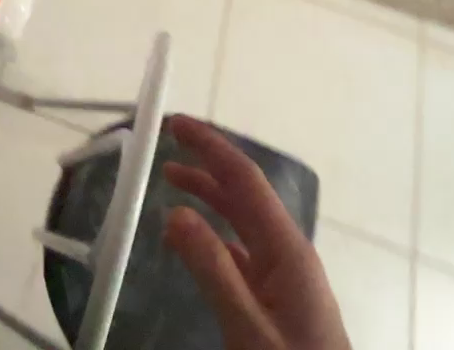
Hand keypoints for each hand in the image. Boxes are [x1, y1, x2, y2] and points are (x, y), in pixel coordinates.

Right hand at [162, 117, 351, 349]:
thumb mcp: (249, 329)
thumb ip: (212, 269)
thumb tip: (175, 210)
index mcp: (288, 250)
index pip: (245, 180)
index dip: (211, 146)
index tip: (176, 124)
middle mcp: (288, 252)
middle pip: (244, 192)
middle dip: (206, 161)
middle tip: (165, 141)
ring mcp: (286, 276)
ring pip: (241, 218)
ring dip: (207, 193)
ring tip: (169, 179)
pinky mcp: (278, 298)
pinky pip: (240, 248)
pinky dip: (211, 231)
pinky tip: (189, 237)